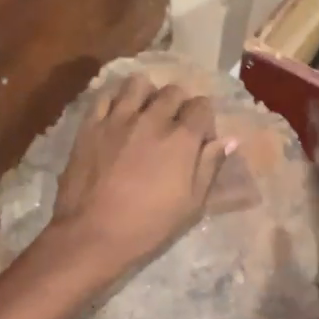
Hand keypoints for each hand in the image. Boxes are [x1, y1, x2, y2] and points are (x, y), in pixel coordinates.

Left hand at [46, 73, 234, 276]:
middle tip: (173, 127)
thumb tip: (228, 140)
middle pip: (173, 91)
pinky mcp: (90, 125)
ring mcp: (118, 118)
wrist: (92, 234)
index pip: (202, 106)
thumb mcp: (191, 205)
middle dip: (179, 105)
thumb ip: (209, 167)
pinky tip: (118, 115)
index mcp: (181, 139)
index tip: (199, 139)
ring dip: (148, 95)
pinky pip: (106, 95)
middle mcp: (152, 119)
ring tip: (145, 114)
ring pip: (138, 84)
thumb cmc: (148, 226)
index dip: (204, 120)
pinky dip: (116, 99)